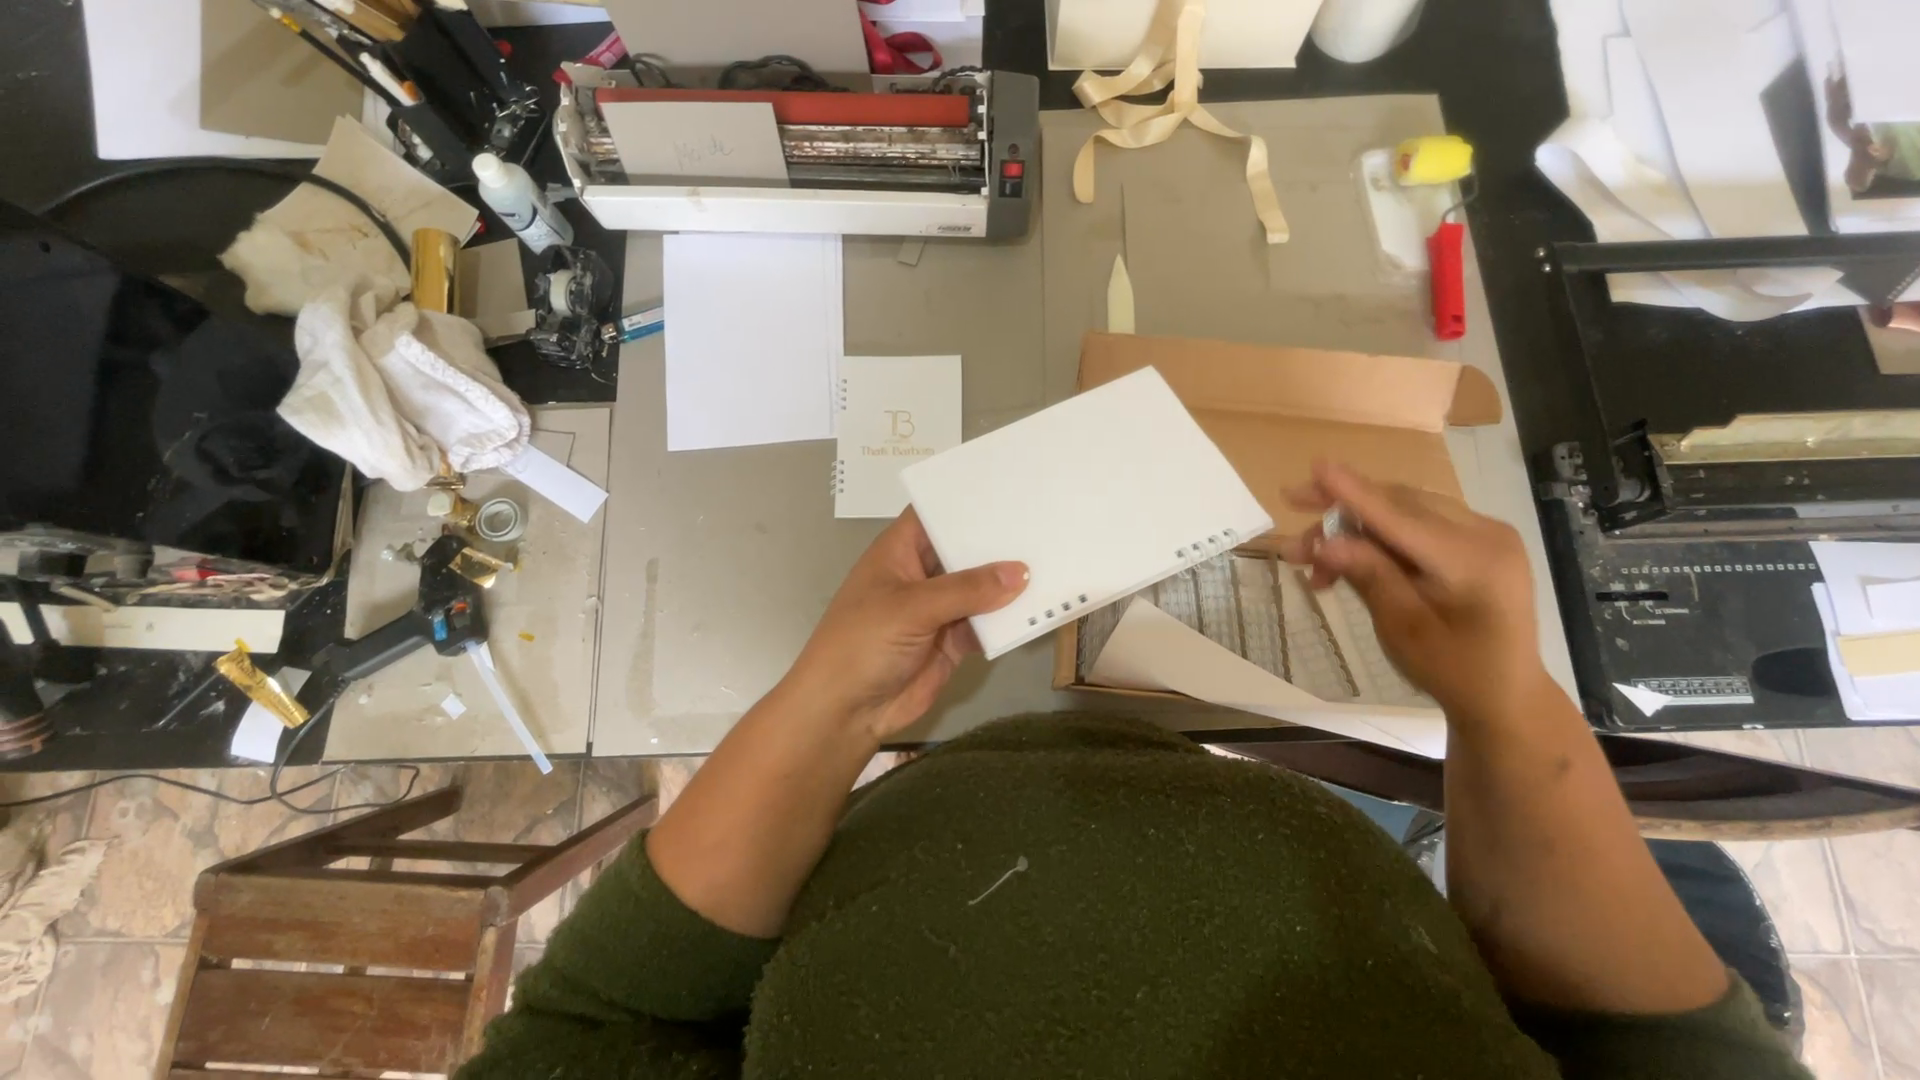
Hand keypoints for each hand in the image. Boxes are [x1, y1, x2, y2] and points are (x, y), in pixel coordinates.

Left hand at [781, 510, 1028, 740]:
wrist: (845, 712)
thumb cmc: (863, 643)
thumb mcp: (911, 607)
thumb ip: (967, 589)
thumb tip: (1021, 572)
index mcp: (899, 551)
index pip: (936, 513)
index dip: (968, 500)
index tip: (1012, 487)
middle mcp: (921, 574)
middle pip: (965, 549)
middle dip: (999, 540)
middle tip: (1048, 519)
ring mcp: (938, 609)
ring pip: (981, 588)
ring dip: (1010, 580)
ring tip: (1057, 558)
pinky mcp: (952, 641)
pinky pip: (987, 623)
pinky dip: (1009, 619)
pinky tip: (1044, 605)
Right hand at [1280, 462, 1546, 722]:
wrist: (1504, 693)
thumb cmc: (1452, 670)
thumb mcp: (1402, 629)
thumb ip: (1368, 576)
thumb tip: (1325, 542)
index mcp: (1473, 561)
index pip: (1400, 519)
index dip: (1354, 494)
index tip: (1317, 467)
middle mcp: (1486, 534)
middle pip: (1400, 505)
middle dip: (1341, 511)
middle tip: (1292, 511)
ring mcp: (1485, 533)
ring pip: (1405, 510)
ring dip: (1355, 524)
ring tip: (1310, 553)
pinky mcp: (1477, 540)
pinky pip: (1419, 522)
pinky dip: (1379, 533)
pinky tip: (1347, 555)